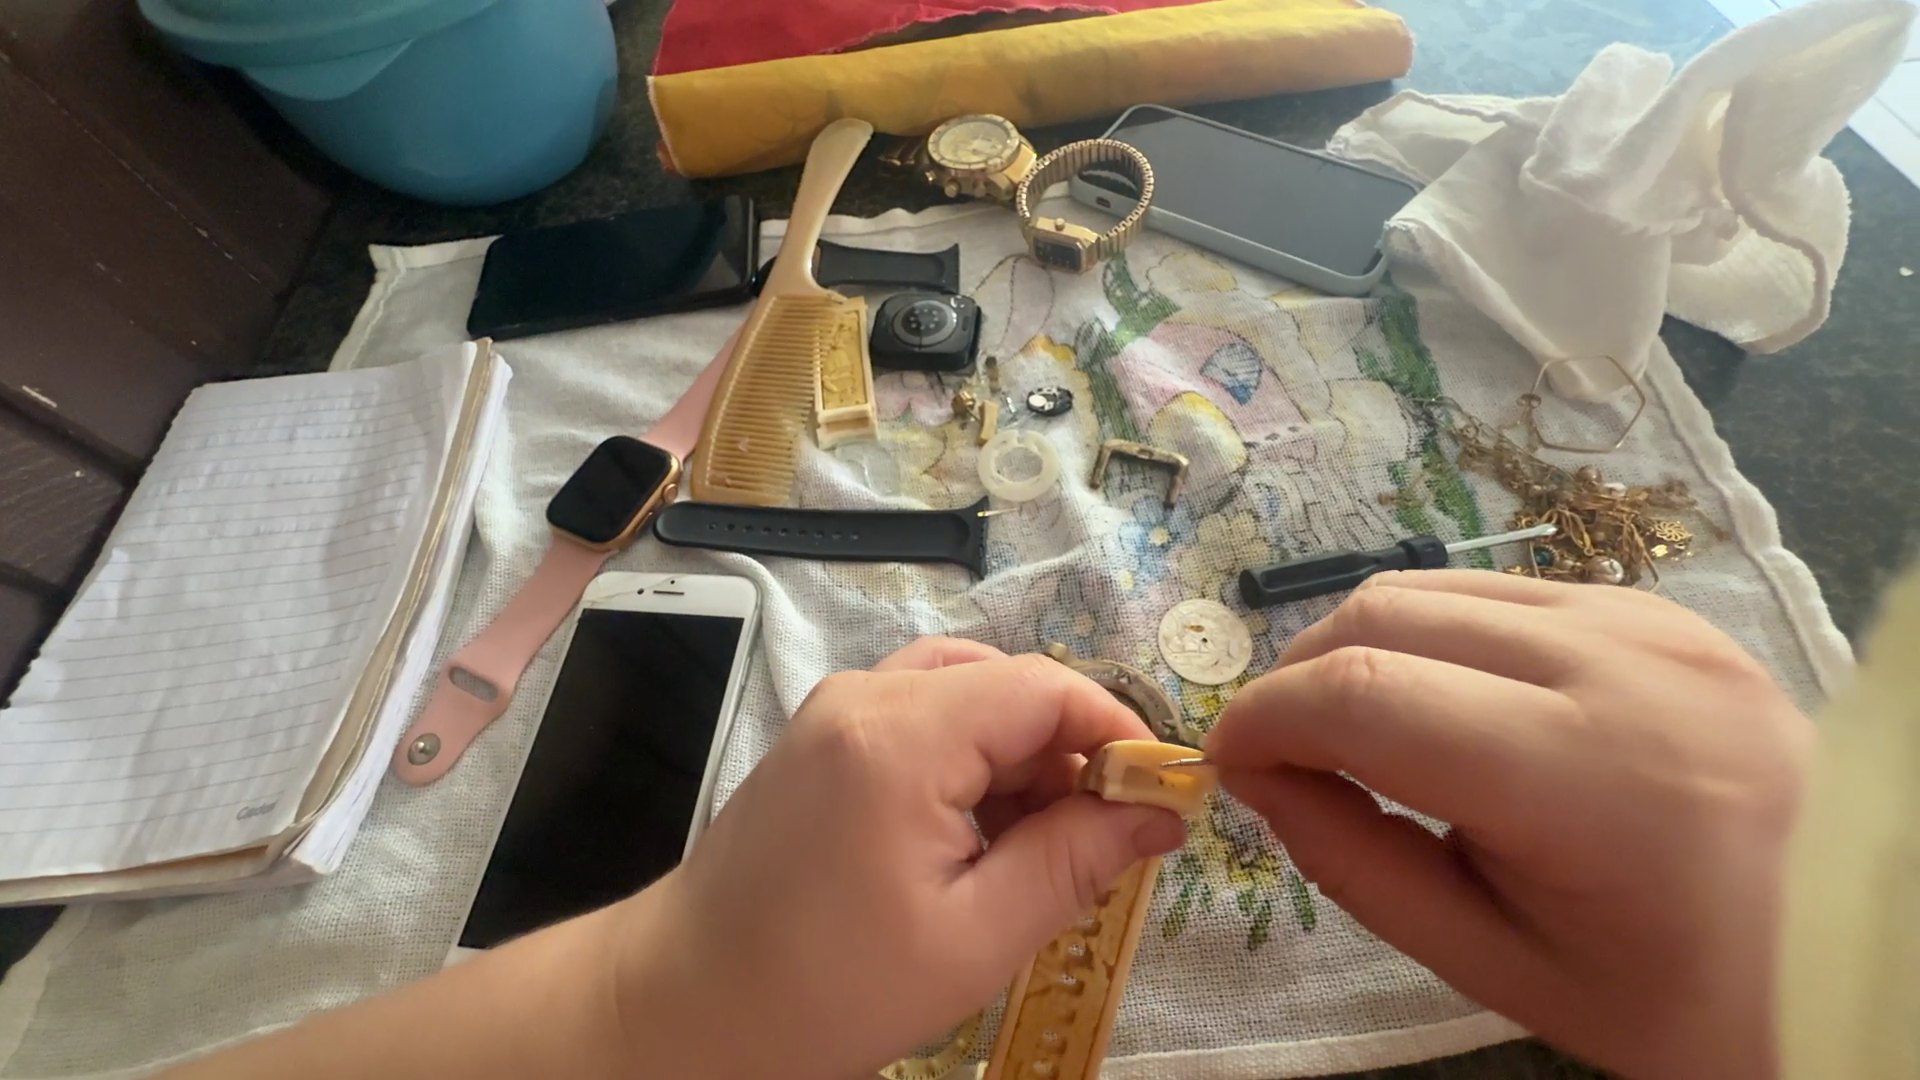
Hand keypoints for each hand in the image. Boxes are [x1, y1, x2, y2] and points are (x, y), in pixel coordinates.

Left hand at [613, 638, 1186, 1079]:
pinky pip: (926, 708)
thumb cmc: (825, 988)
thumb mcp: (972, 939)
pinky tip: (976, 821)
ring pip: (969, 690)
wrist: (685, 1000)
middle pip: (1005, 684)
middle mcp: (868, 692)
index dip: (1113, 727)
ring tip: (1035, 834)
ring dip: (1020, 751)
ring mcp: (841, 702)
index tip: (1158, 788)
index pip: (1040, 687)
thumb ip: (1073, 862)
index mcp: (900, 735)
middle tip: (1097, 834)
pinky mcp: (829, 725)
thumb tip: (1158, 814)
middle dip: (1067, 750)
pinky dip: (972, 751)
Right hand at [1205, 571, 1813, 1079]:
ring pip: (1411, 590)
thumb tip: (1259, 777)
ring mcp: (1634, 615)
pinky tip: (1424, 694)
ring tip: (1341, 721)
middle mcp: (1614, 663)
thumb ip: (1353, 863)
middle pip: (1373, 622)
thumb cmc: (1688, 992)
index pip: (1362, 698)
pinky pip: (1471, 591)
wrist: (1874, 948)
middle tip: (1279, 750)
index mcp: (1590, 778)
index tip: (1227, 760)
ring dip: (1342, 650)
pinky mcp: (1637, 602)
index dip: (1264, 718)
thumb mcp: (1500, 966)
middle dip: (1292, 681)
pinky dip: (1409, 635)